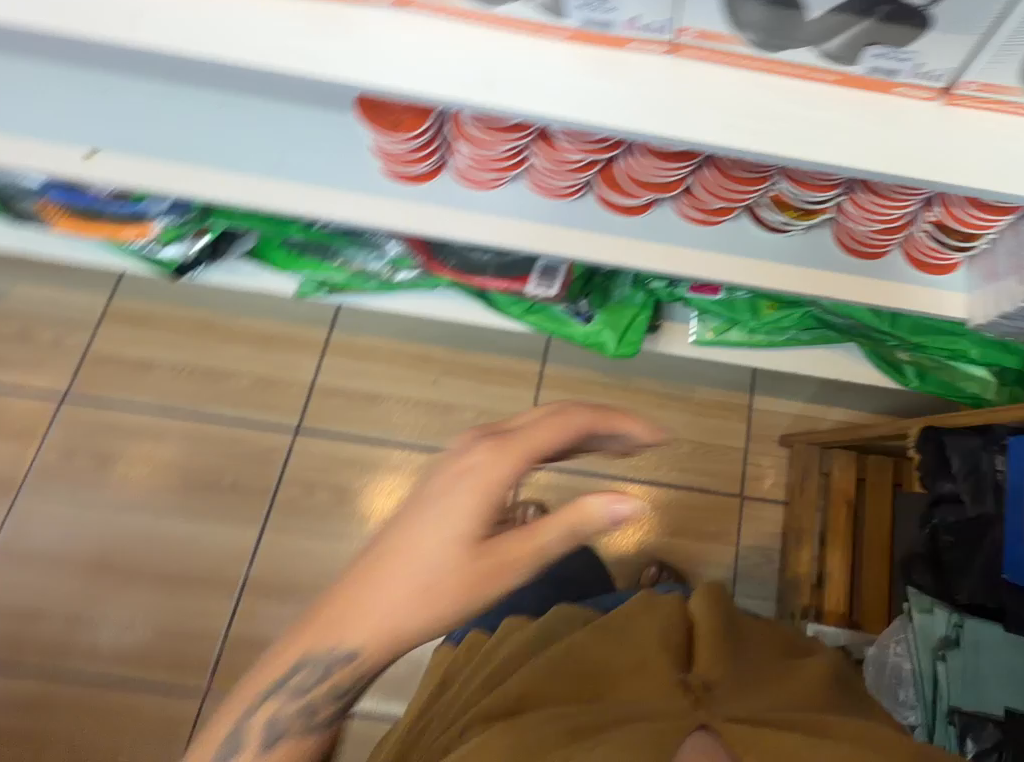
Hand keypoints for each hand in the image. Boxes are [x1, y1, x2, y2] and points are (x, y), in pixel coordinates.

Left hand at [187, 402, 667, 761]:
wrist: (363, 609)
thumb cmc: (439, 590)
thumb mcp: (513, 562)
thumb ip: (575, 525)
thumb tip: (637, 502)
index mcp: (497, 456)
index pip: (572, 420)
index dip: (621, 424)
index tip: (660, 437)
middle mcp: (482, 440)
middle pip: (555, 414)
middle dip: (606, 423)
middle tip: (649, 443)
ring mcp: (464, 450)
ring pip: (535, 425)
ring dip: (580, 432)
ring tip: (621, 449)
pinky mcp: (456, 466)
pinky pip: (516, 439)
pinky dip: (552, 444)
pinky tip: (567, 462)